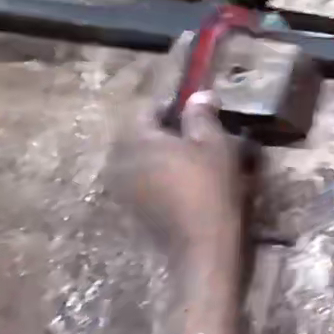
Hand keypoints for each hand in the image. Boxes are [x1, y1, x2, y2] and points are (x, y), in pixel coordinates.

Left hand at [116, 93, 244, 258]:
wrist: (201, 240)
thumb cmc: (211, 185)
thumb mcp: (214, 144)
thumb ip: (202, 116)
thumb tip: (199, 93)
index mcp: (137, 139)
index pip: (147, 109)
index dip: (173, 105)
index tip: (200, 110)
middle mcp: (119, 159)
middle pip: (140, 133)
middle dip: (167, 130)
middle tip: (202, 135)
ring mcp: (121, 185)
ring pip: (141, 157)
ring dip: (164, 153)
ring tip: (196, 160)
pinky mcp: (131, 205)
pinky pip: (144, 177)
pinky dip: (162, 174)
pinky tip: (186, 183)